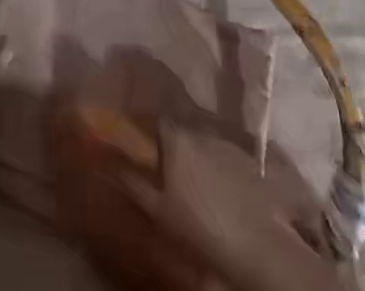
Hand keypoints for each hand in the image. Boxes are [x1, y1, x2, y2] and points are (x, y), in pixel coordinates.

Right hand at [116, 123, 346, 290]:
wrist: (254, 243)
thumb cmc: (197, 225)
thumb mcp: (156, 209)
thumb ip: (132, 182)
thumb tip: (110, 162)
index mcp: (177, 140)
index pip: (158, 121)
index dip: (149, 129)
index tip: (142, 141)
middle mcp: (203, 133)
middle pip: (183, 130)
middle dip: (174, 143)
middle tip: (168, 164)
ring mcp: (229, 145)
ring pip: (206, 141)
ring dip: (198, 152)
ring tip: (194, 177)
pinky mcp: (249, 160)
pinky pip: (226, 154)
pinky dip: (219, 164)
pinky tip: (219, 185)